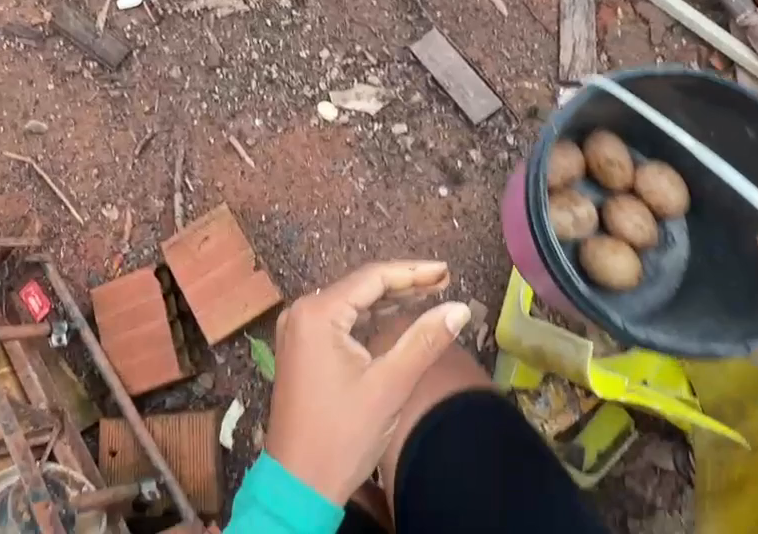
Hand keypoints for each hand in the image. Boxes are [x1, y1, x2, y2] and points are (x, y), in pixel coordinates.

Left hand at [264, 261, 471, 503]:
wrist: (298, 485)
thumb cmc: (342, 435)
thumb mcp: (390, 385)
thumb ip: (424, 340)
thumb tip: (459, 308)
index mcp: (317, 313)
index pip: (371, 278)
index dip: (412, 272)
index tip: (446, 271)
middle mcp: (302, 312)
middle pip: (360, 287)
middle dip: (403, 284)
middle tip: (443, 282)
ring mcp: (298, 331)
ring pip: (351, 303)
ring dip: (388, 300)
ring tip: (429, 295)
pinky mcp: (301, 349)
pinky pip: (340, 321)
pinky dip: (369, 319)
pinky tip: (396, 317)